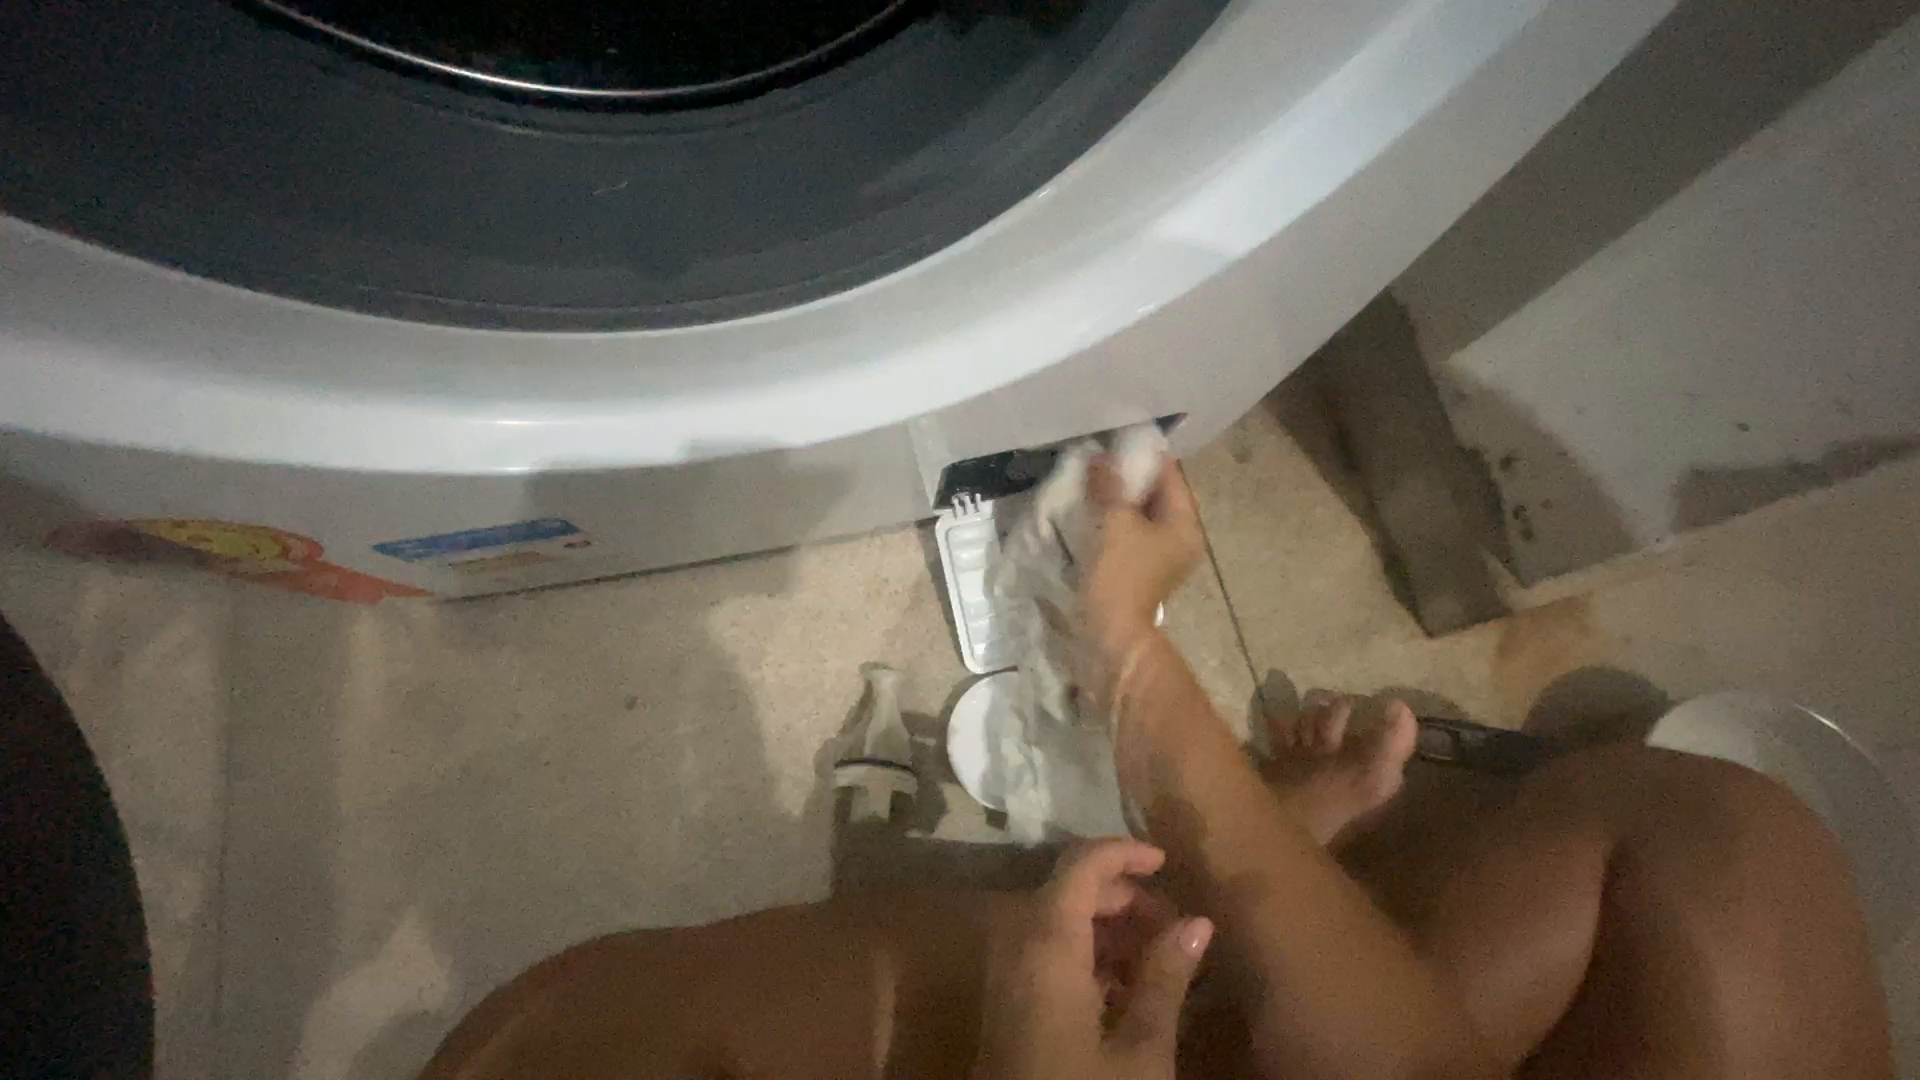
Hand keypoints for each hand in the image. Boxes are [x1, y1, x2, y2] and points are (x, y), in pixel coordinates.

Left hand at [971, 839, 1212, 1079]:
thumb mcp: (1141, 1051)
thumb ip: (1166, 978)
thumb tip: (1197, 921)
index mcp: (1047, 941)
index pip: (1081, 864)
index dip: (1123, 851)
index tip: (1167, 862)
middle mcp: (1019, 943)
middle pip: (1070, 889)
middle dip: (1125, 896)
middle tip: (1174, 925)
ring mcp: (1009, 974)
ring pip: (1060, 922)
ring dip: (1108, 928)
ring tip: (1160, 958)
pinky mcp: (1010, 1004)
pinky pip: (1049, 954)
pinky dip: (1088, 955)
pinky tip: (1126, 991)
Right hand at [1082, 458, 1204, 655]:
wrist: (1111, 634)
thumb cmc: (1121, 576)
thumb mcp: (1115, 524)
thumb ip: (1110, 486)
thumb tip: (1102, 457)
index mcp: (1185, 525)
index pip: (1171, 476)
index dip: (1146, 456)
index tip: (1118, 438)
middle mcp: (1180, 538)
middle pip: (1158, 495)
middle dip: (1130, 476)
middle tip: (1100, 456)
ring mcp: (1160, 556)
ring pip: (1141, 514)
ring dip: (1119, 498)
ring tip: (1092, 479)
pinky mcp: (1139, 568)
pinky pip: (1129, 532)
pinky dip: (1114, 519)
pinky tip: (1092, 509)